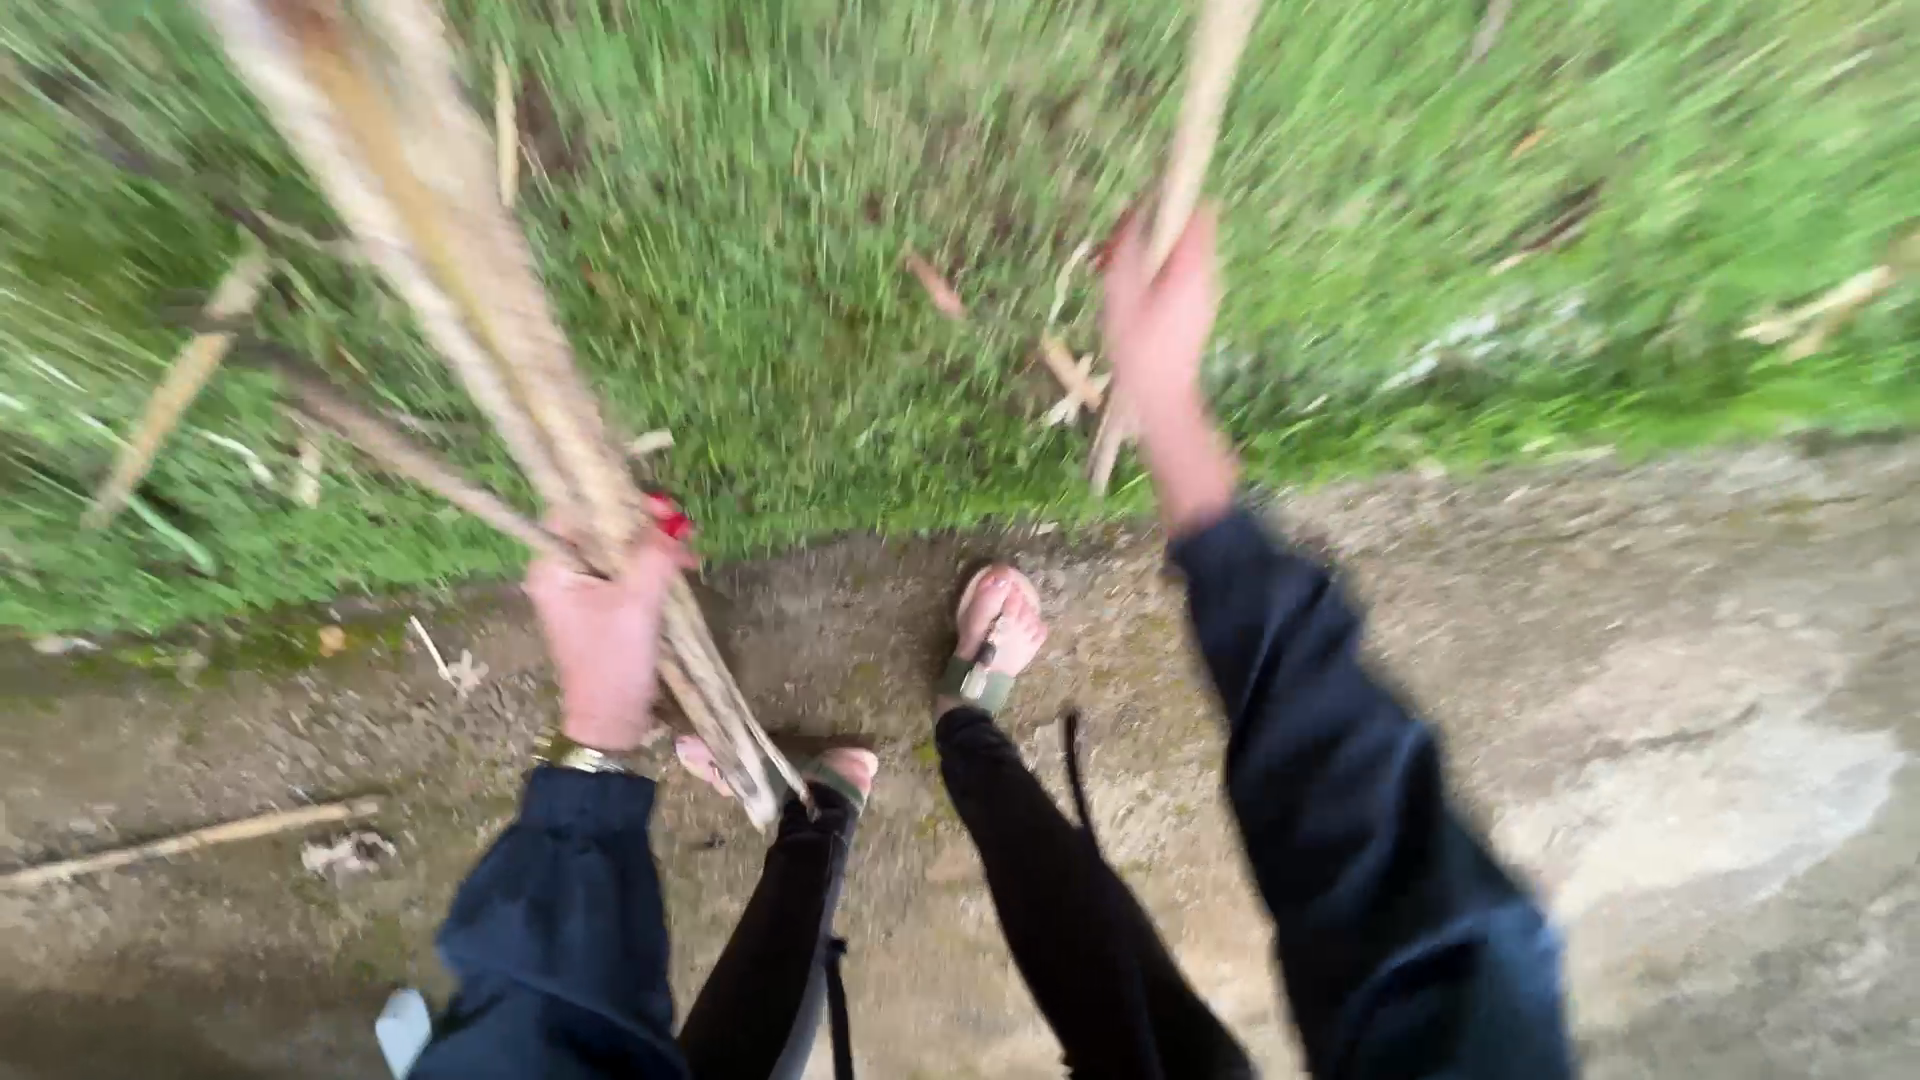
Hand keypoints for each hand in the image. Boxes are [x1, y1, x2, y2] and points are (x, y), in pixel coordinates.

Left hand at [524, 500, 696, 751]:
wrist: (612, 720)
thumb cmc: (614, 662)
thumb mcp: (637, 606)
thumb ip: (653, 559)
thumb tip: (671, 527)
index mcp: (554, 568)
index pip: (573, 511)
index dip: (613, 500)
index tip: (655, 507)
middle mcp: (563, 571)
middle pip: (601, 526)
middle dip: (643, 522)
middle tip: (680, 524)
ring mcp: (585, 588)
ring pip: (619, 547)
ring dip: (654, 543)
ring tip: (689, 551)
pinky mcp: (606, 603)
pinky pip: (629, 569)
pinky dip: (655, 564)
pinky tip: (684, 567)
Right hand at [1099, 203, 1219, 426]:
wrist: (1162, 401)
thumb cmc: (1140, 352)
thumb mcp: (1123, 296)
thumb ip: (1128, 251)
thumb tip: (1136, 214)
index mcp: (1192, 267)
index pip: (1194, 209)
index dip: (1163, 204)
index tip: (1131, 221)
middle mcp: (1205, 275)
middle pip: (1180, 232)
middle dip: (1143, 234)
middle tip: (1106, 255)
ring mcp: (1203, 295)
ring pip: (1173, 257)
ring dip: (1140, 259)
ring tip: (1106, 277)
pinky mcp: (1194, 312)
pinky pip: (1173, 279)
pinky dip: (1148, 279)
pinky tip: (1122, 301)